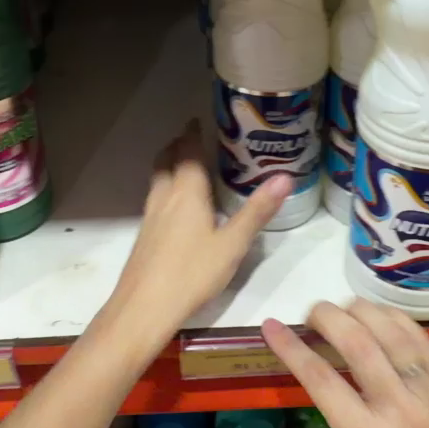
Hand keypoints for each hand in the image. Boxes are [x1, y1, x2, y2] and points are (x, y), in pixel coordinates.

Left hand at [100, 120, 290, 349]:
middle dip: (178, 145)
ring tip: (183, 164)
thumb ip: (256, 211)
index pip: (188, 152)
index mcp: (186, 192)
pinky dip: (165, 186)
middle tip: (191, 138)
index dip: (192, 134)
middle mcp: (164, 196)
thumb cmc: (191, 273)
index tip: (198, 119)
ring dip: (168, 164)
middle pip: (167, 160)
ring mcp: (150, 216)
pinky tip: (175, 206)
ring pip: (157, 178)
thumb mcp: (232, 244)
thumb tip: (285, 177)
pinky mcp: (144, 234)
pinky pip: (154, 197)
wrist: (143, 307)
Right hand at [263, 300, 428, 427]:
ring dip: (356, 309)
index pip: (320, 378)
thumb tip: (318, 360)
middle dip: (324, 315)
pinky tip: (375, 316)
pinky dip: (389, 316)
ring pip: (387, 327)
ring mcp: (427, 390)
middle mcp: (398, 408)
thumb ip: (340, 410)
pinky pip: (414, 333)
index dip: (290, 346)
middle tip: (311, 315)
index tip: (271, 326)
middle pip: (355, 340)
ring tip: (341, 311)